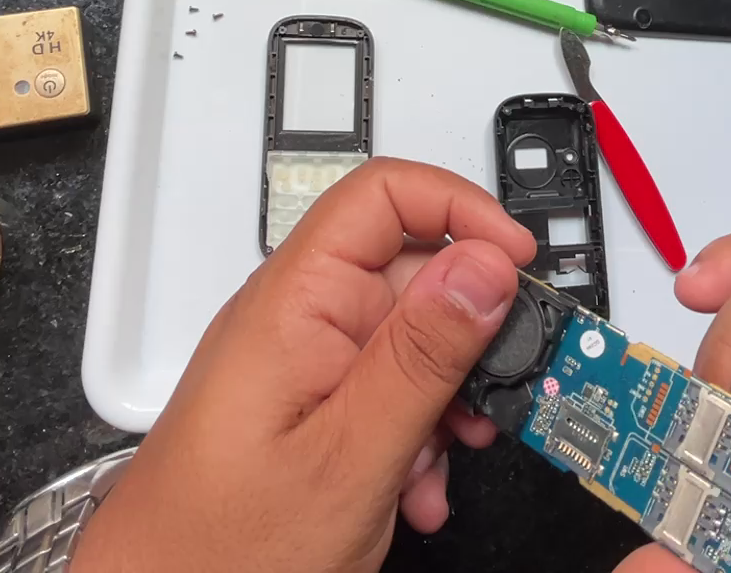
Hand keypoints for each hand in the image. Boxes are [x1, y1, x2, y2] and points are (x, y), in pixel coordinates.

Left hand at [72, 157, 535, 572]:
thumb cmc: (215, 549)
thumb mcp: (347, 456)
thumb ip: (421, 356)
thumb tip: (483, 267)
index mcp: (296, 297)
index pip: (383, 193)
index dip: (458, 207)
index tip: (515, 258)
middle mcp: (302, 311)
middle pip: (412, 267)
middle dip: (468, 328)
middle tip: (501, 385)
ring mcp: (310, 352)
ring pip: (412, 332)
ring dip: (448, 389)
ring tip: (449, 452)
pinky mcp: (318, 391)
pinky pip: (391, 379)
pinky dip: (422, 422)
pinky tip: (418, 480)